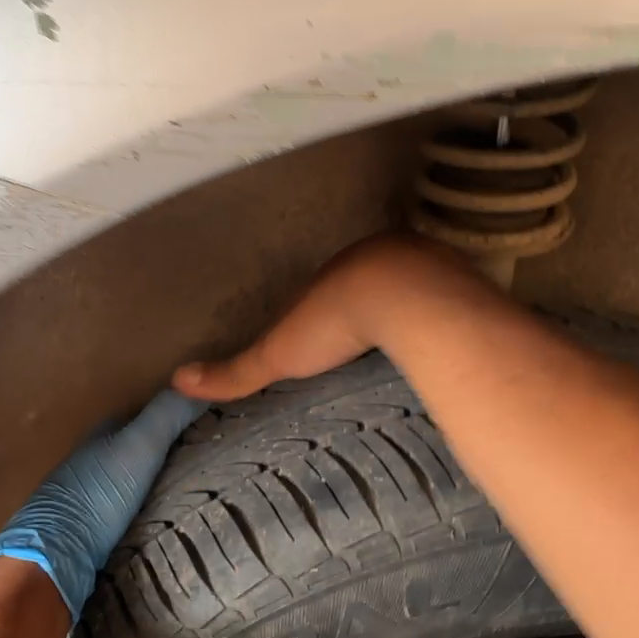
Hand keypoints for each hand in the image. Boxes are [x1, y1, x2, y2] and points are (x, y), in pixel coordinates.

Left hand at [0, 390, 205, 616]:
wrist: (52, 558)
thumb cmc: (97, 495)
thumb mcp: (139, 447)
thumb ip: (168, 414)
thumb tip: (202, 382)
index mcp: (99, 438)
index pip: (137, 416)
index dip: (167, 415)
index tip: (203, 421)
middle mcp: (88, 464)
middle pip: (132, 450)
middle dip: (163, 451)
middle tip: (206, 458)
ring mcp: (83, 501)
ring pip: (128, 483)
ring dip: (155, 484)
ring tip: (194, 492)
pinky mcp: (86, 534)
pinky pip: (125, 514)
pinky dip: (145, 511)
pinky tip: (164, 520)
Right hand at [174, 234, 490, 400]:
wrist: (409, 301)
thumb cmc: (336, 321)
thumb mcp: (280, 353)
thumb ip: (236, 371)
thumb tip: (178, 381)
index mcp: (338, 268)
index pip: (329, 287)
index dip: (329, 308)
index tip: (330, 330)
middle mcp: (381, 256)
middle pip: (372, 280)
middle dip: (371, 302)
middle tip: (371, 334)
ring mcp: (426, 264)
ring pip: (414, 283)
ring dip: (410, 305)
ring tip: (408, 338)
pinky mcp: (459, 279)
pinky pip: (449, 293)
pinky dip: (442, 311)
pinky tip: (444, 334)